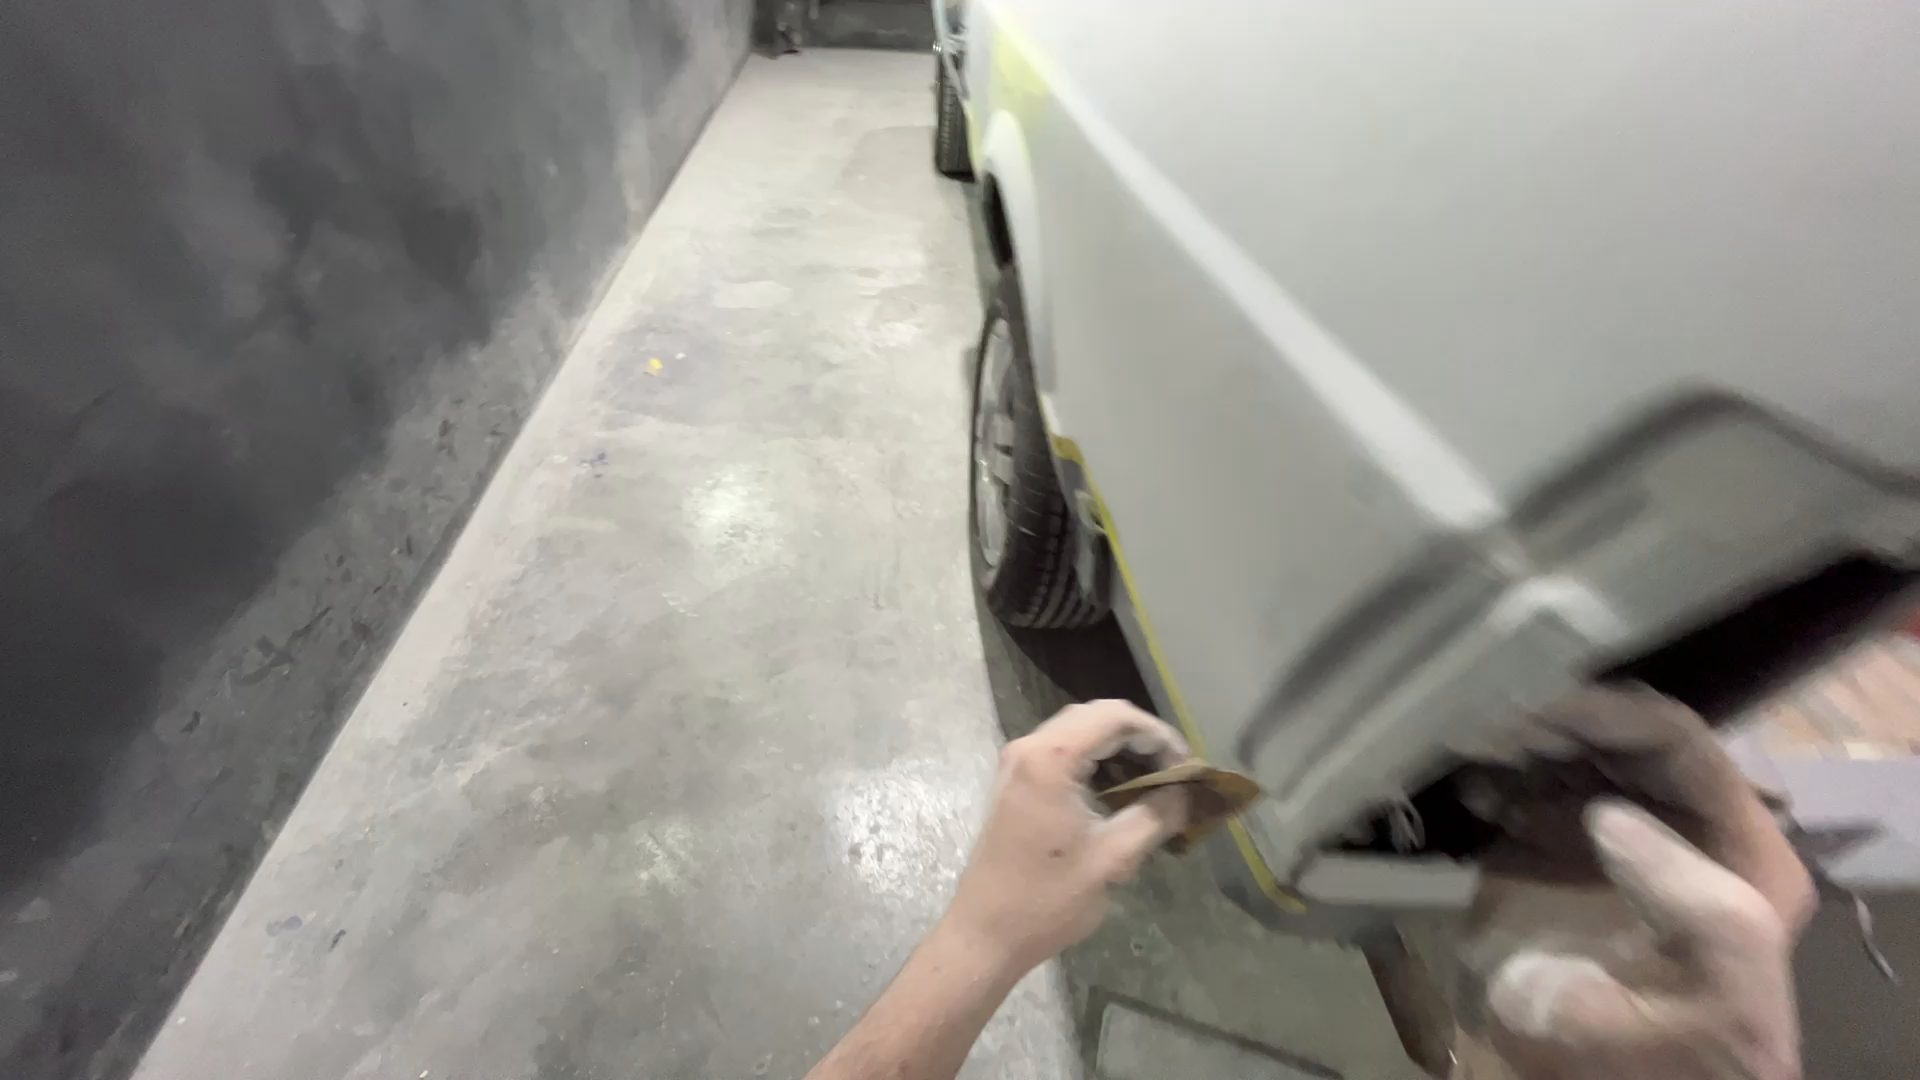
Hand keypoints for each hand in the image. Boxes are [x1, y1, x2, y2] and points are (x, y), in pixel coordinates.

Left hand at [943, 700, 1191, 973]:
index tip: (1190, 768)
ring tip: (1157, 778)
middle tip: (1177, 771)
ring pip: (1078, 728)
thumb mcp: (1113, 858)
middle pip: (1096, 715)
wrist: (986, 930)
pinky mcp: (1016, 778)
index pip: (1115, 717)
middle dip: (1141, 736)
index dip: (1159, 735)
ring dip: (1119, 744)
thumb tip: (1192, 793)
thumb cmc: (1048, 898)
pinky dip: (1095, 756)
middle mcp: (1029, 746)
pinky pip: (1062, 748)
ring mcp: (1018, 760)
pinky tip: (1121, 786)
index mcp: (1050, 757)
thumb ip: (1157, 815)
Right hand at [1459, 687, 1814, 1079]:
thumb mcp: (1717, 1014)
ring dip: (1511, 733)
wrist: (1551, 1068)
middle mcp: (1670, 823)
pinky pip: (1513, 771)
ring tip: (1467, 746)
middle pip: (1609, 731)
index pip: (1675, 742)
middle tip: (1482, 723)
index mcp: (1732, 851)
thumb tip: (1610, 815)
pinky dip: (1485, 763)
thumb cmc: (1646, 1053)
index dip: (1604, 713)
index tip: (1528, 708)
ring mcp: (1599, 824)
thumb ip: (1706, 920)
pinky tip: (1468, 786)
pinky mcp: (1538, 832)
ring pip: (1558, 742)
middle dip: (1546, 715)